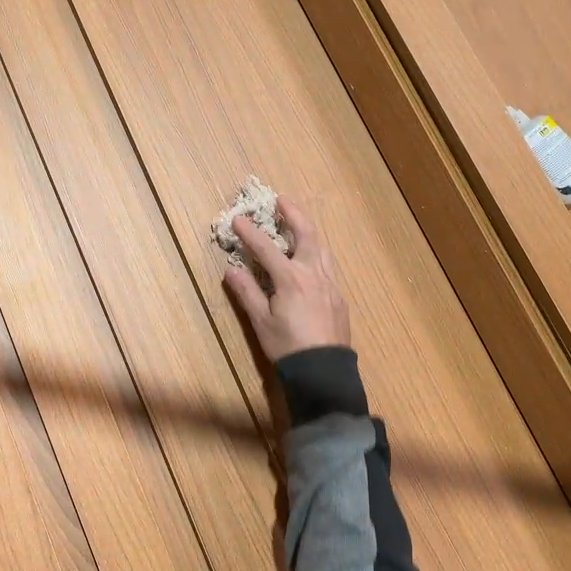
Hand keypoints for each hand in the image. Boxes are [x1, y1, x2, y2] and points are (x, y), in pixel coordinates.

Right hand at [222, 198, 350, 362]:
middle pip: (306, 234)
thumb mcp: (260, 321)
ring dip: (308, 230)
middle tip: (281, 200)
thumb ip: (247, 291)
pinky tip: (313, 255)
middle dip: (293, 214)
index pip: (266, 248)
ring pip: (322, 247)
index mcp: (291, 278)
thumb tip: (231, 269)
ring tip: (298, 222)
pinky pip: (328, 263)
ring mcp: (330, 283)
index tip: (238, 218)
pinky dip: (317, 250)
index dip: (250, 232)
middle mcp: (313, 274)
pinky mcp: (339, 295)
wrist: (323, 370)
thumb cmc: (287, 346)